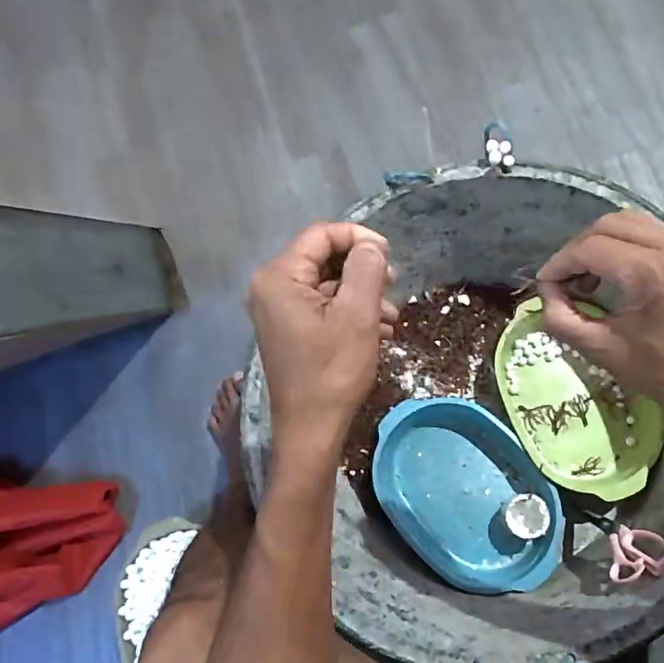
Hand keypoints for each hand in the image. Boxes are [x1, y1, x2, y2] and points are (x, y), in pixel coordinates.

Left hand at [249, 222, 396, 450]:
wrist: (311, 427)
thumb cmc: (334, 371)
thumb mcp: (358, 315)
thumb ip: (366, 269)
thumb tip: (371, 247)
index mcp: (279, 277)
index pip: (321, 235)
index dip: (358, 238)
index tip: (390, 256)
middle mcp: (270, 287)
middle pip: (323, 258)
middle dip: (361, 269)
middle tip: (393, 286)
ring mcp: (277, 310)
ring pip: (326, 285)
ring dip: (361, 295)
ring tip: (390, 317)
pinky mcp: (288, 330)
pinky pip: (321, 307)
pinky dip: (348, 312)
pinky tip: (376, 330)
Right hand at [535, 211, 663, 411]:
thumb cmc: (655, 371)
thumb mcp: (599, 348)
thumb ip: (561, 317)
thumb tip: (547, 289)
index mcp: (655, 274)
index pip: (593, 248)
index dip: (561, 263)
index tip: (545, 284)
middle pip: (609, 225)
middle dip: (577, 251)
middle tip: (562, 281)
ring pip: (628, 222)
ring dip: (598, 244)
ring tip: (584, 278)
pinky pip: (647, 232)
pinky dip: (620, 245)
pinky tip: (609, 273)